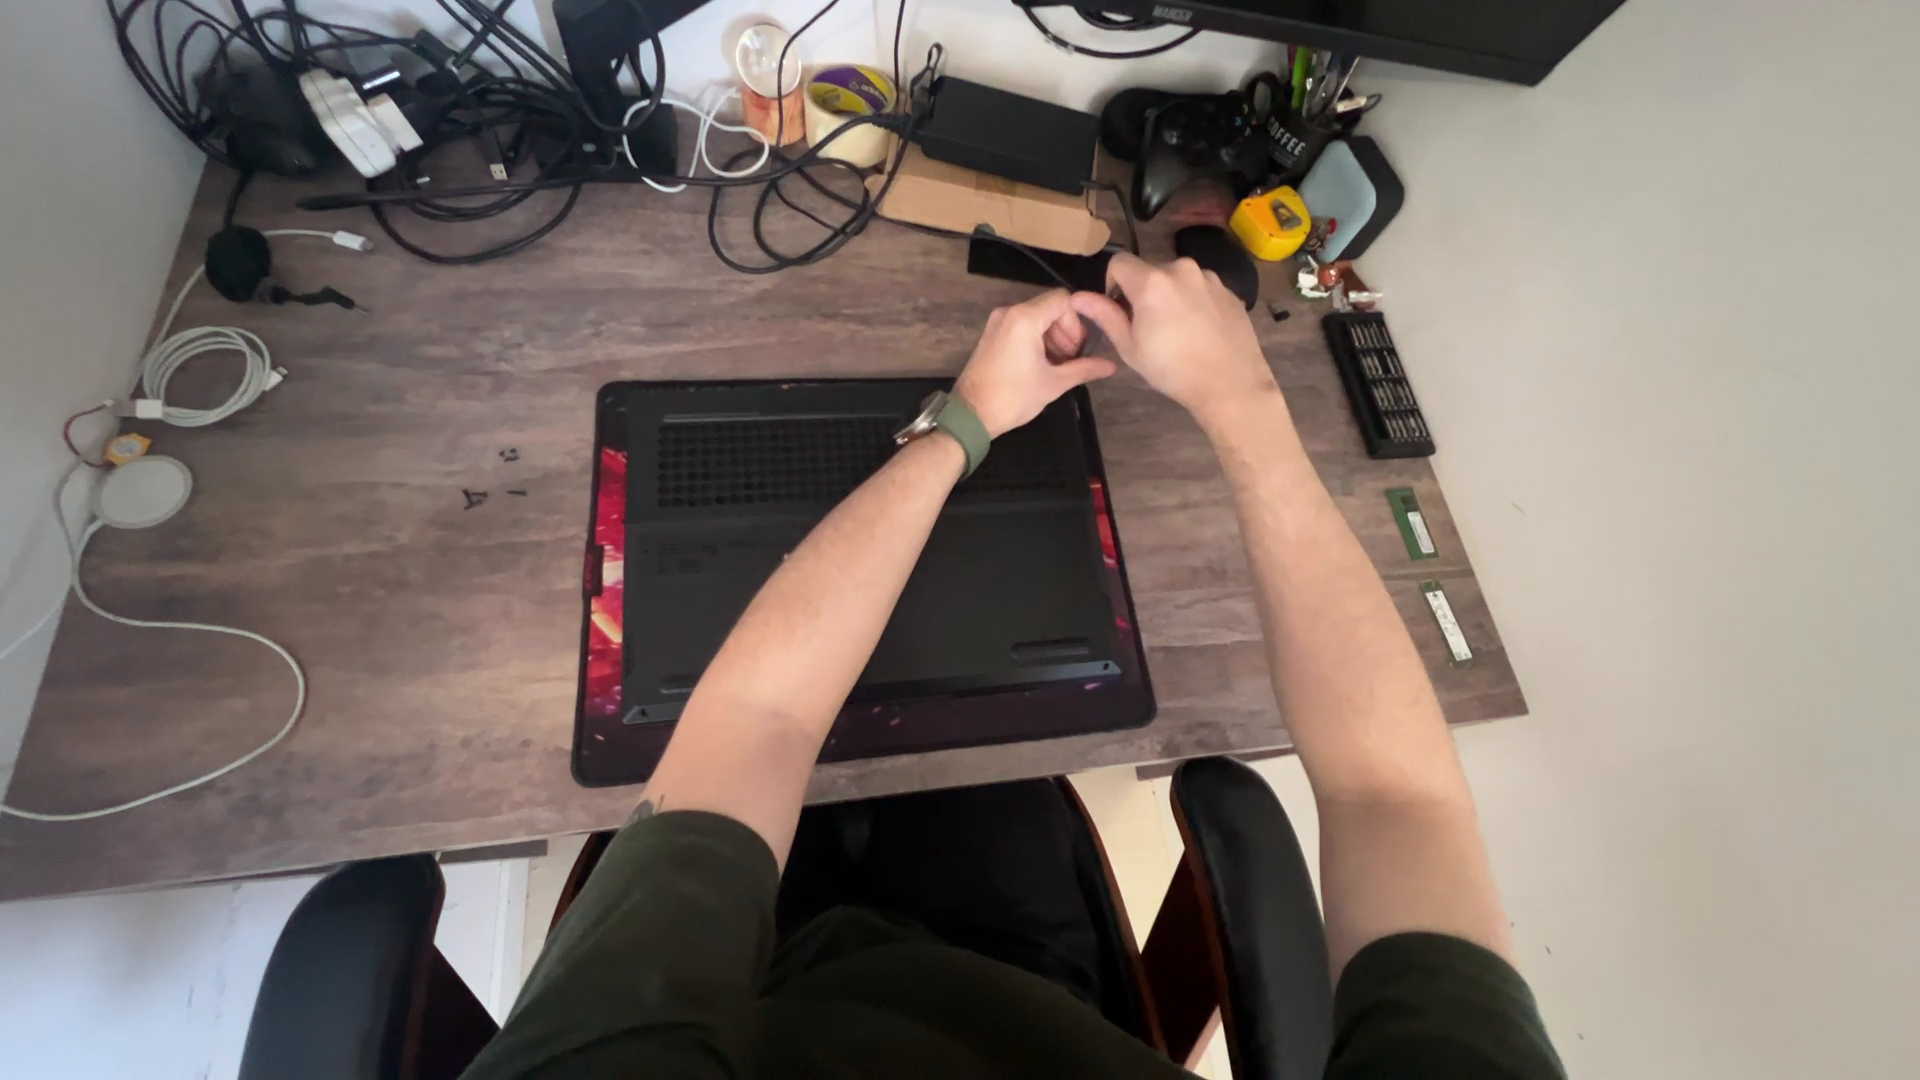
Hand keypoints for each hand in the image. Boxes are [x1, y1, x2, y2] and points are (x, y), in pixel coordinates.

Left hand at [953, 289, 1117, 437]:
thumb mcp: (1053, 384)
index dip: (1076, 323)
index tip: (1077, 350)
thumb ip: (1084, 369)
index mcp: (1024, 319)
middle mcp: (1009, 312)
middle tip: (1069, 360)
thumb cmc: (1013, 398)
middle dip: (1066, 331)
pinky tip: (1040, 365)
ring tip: (1056, 366)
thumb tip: (1110, 366)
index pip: (1063, 300)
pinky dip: (1036, 340)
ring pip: (1036, 317)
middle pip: (1050, 307)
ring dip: (1052, 337)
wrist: (971, 415)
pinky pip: (1021, 326)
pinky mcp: (991, 334)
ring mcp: (998, 322)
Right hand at [1073, 253, 1279, 423]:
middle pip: (1149, 270)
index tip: (1118, 310)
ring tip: (1176, 330)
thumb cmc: (1171, 370)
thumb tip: (1077, 297)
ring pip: (1176, 279)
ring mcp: (1208, 277)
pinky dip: (1192, 302)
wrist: (1229, 383)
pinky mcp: (1228, 289)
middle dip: (1142, 292)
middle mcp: (1181, 268)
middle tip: (1147, 327)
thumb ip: (1105, 315)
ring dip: (1168, 296)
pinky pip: (1199, 288)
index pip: (1118, 262)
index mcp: (1151, 281)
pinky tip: (1198, 331)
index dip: (1112, 284)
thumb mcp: (1130, 347)